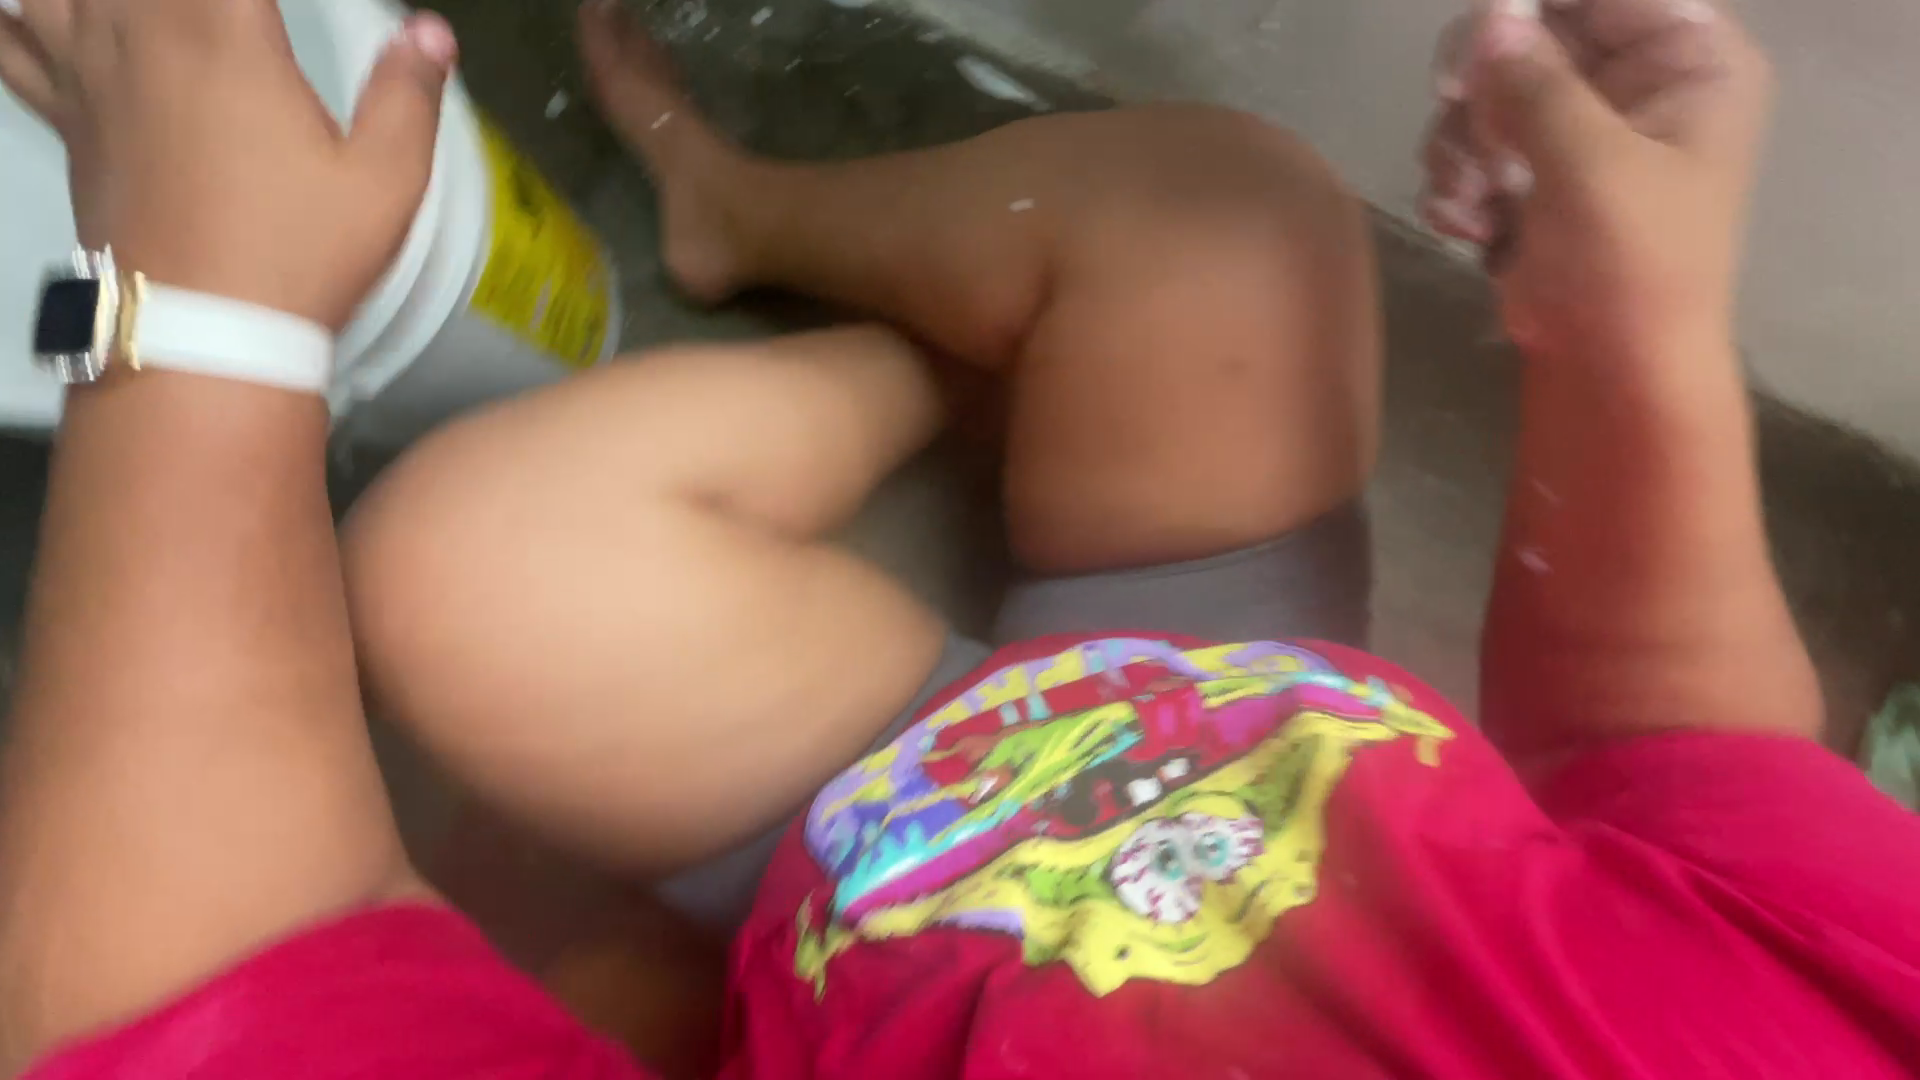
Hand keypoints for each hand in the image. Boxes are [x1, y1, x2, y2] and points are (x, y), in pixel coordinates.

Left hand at [0, 0, 457, 331]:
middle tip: (241, 27)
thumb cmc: (307, 248)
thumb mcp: (387, 181)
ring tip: (177, 26)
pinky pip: (7, 30)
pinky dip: (27, 16)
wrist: (212, 319)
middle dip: (210, 2)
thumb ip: (407, 97)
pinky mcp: (59, 108)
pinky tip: (61, 24)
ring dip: (122, 0)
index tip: (280, 18)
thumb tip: (430, 30)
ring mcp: (81, 64)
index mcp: (223, 36)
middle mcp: (135, 28)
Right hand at [1421, 0, 1772, 362]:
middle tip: (1465, 144)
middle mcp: (1623, 89)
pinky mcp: (1523, 187)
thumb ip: (1537, 90)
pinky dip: (1454, 193)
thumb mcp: (1591, 168)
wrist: (1607, 359)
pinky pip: (1468, 161)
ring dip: (1459, 157)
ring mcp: (1567, 141)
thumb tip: (1486, 17)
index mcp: (1679, 62)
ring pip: (1482, 107)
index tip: (1470, 60)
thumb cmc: (1630, 262)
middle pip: (1525, 46)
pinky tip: (1464, 228)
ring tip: (1471, 207)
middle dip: (1480, 101)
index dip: (1526, 14)